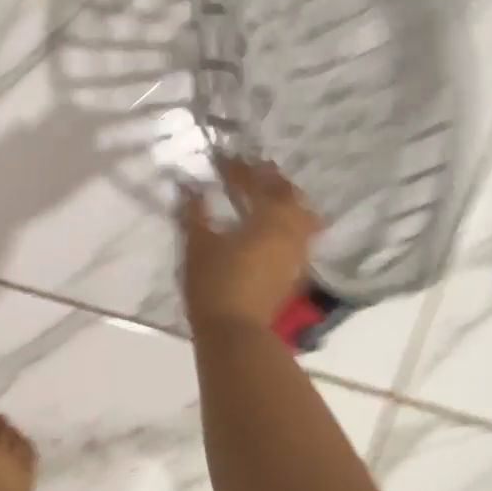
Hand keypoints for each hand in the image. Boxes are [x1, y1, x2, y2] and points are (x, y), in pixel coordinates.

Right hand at [179, 156, 320, 334]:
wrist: (235, 331)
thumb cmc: (213, 283)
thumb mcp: (196, 244)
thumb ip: (194, 212)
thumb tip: (189, 186)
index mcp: (267, 220)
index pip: (257, 185)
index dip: (240, 170)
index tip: (224, 159)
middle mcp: (290, 232)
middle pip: (290, 197)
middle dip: (272, 180)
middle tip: (255, 170)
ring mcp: (296, 254)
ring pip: (302, 217)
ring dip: (287, 200)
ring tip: (269, 195)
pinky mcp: (294, 272)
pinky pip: (301, 236)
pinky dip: (290, 222)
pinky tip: (274, 226)